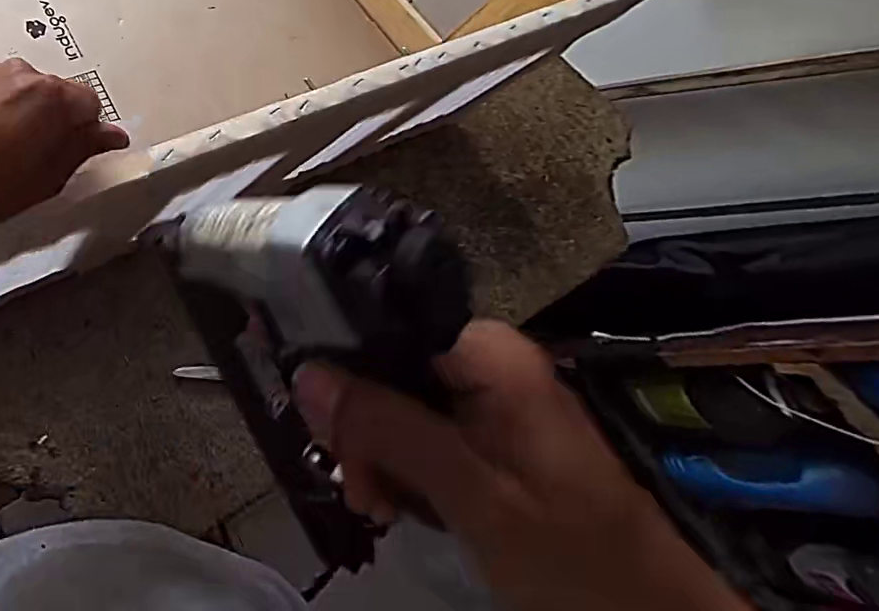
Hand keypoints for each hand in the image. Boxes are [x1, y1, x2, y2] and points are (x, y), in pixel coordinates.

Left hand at [0, 58, 129, 236]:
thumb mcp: (46, 178)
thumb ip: (83, 148)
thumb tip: (114, 134)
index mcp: (52, 95)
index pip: (91, 104)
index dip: (85, 133)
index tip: (68, 156)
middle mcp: (28, 73)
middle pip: (62, 94)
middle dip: (59, 121)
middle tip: (39, 158)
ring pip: (34, 91)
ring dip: (33, 113)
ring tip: (10, 149)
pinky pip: (8, 90)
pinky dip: (10, 108)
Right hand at [293, 321, 749, 610]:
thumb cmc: (574, 557)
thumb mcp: (473, 495)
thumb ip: (388, 428)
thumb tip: (305, 374)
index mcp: (485, 349)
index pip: (383, 320)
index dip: (341, 361)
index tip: (317, 415)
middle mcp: (481, 357)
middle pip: (384, 362)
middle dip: (360, 421)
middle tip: (355, 480)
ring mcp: (485, 394)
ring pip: (395, 398)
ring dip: (374, 449)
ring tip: (375, 501)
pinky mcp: (485, 431)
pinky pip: (418, 426)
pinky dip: (398, 462)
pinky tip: (394, 499)